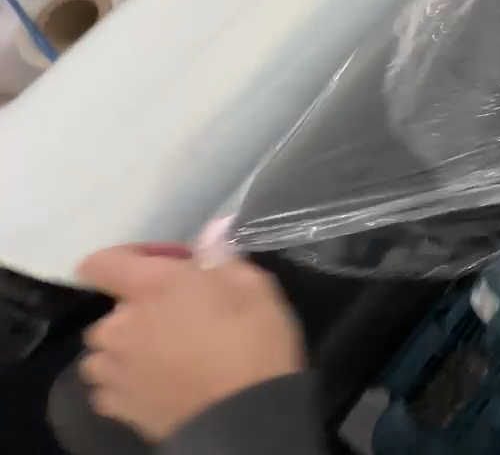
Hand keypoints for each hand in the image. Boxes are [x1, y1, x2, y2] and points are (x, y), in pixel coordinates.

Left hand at [77, 247, 304, 441]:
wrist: (240, 410)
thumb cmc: (254, 336)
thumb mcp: (257, 286)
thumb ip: (224, 257)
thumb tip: (213, 229)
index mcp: (154, 288)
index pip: (104, 261)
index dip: (132, 256)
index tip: (175, 263)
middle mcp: (118, 324)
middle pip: (119, 307)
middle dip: (151, 307)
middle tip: (196, 314)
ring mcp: (109, 367)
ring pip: (114, 344)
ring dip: (140, 340)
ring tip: (183, 348)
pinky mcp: (110, 400)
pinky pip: (117, 375)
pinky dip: (137, 371)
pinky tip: (173, 374)